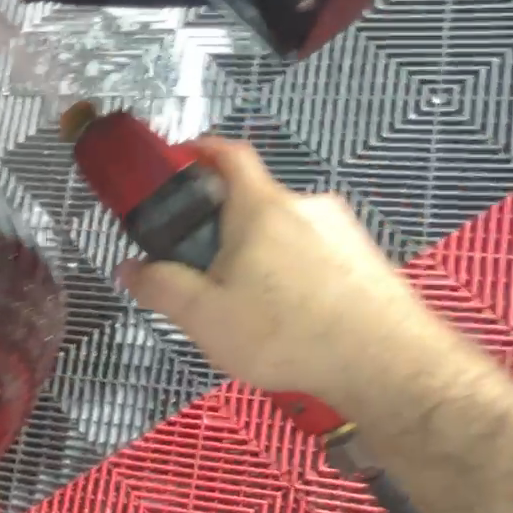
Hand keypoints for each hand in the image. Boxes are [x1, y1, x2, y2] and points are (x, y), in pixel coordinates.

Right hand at [117, 137, 451, 400]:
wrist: (382, 361)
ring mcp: (339, 231)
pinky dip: (285, 278)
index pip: (228, 156)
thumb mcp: (202, 315)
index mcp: (261, 209)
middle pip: (249, 206)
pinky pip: (307, 257)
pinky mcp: (360, 259)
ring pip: (278, 236)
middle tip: (198, 278)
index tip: (176, 158)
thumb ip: (159, 286)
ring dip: (253, 262)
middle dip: (219, 234)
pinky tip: (281, 321)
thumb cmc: (286, 334)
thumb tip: (130, 268)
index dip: (198, 151)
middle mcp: (305, 207)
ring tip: (241, 312)